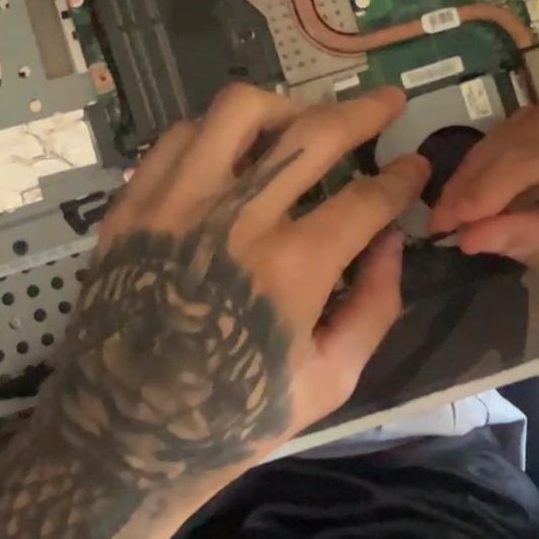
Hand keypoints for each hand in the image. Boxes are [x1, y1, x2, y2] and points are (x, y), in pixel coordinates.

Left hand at [52, 83, 428, 485]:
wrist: (121, 436)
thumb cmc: (232, 418)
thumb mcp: (329, 381)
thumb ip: (375, 304)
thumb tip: (391, 238)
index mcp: (289, 271)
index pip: (365, 198)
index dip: (402, 177)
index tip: (416, 165)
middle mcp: (232, 220)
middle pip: (311, 133)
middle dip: (363, 111)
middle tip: (387, 102)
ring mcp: (173, 204)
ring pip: (237, 112)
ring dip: (284, 109)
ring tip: (302, 125)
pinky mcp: (131, 205)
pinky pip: (179, 137)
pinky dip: (218, 134)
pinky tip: (237, 153)